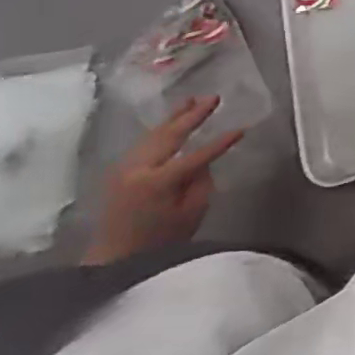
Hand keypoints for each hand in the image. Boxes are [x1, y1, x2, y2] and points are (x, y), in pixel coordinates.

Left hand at [82, 96, 243, 265]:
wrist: (114, 256)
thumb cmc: (159, 240)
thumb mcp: (191, 214)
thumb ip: (200, 184)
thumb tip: (202, 162)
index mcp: (158, 181)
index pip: (196, 155)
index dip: (220, 142)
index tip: (240, 129)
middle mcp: (137, 168)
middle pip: (168, 135)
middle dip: (192, 115)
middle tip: (213, 98)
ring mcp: (124, 166)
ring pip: (153, 135)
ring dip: (174, 117)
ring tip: (192, 101)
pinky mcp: (119, 169)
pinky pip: (144, 143)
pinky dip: (161, 130)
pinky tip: (171, 123)